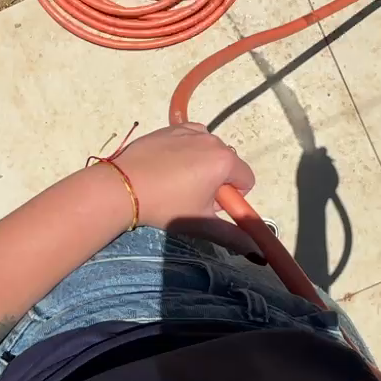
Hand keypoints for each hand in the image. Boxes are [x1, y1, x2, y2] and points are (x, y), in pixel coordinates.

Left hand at [107, 123, 254, 228]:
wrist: (123, 186)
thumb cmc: (166, 205)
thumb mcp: (200, 223)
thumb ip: (232, 237)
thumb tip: (257, 253)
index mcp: (224, 162)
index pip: (247, 179)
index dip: (231, 196)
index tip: (209, 204)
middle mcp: (212, 140)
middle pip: (227, 163)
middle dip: (216, 179)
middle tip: (190, 195)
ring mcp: (190, 130)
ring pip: (208, 149)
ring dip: (202, 164)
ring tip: (176, 181)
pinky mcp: (170, 128)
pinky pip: (190, 138)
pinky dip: (185, 150)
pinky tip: (166, 165)